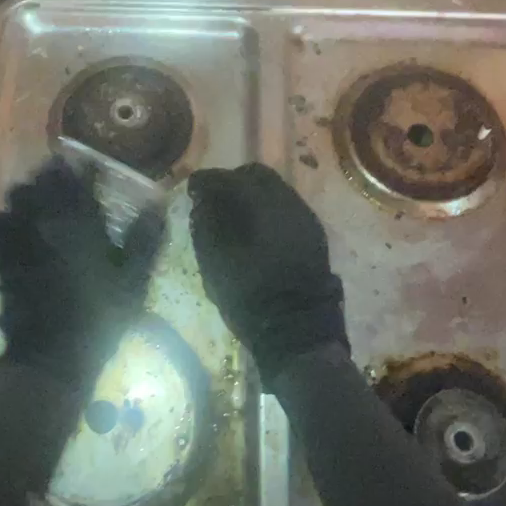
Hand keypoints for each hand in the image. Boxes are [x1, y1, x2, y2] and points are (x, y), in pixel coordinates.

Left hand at [0, 158, 164, 384]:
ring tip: (33, 197)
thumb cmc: (100, 317)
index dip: (85, 169)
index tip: (90, 165)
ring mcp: (20, 239)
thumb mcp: (134, 281)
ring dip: (25, 194)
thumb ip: (145, 240)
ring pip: (16, 200)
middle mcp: (48, 222)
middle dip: (51, 176)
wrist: (53, 356)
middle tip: (60, 179)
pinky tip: (6, 224)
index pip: (82, 179)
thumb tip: (158, 204)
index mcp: (82, 222)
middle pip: (42, 183)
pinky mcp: (1, 259)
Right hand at [187, 163, 347, 387]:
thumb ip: (206, 226)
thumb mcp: (216, 264)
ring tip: (235, 213)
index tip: (192, 189)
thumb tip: (202, 202)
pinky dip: (269, 208)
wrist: (299, 330)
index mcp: (261, 207)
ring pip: (275, 188)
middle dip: (232, 181)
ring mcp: (305, 216)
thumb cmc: (251, 298)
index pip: (228, 179)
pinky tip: (258, 228)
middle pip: (256, 175)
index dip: (206, 181)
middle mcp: (287, 203)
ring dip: (252, 194)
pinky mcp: (314, 232)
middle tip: (213, 198)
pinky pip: (287, 205)